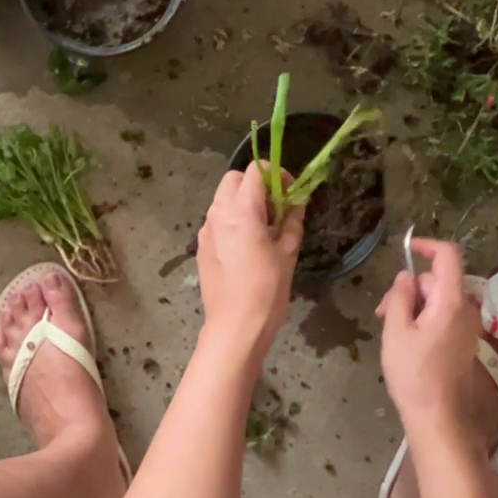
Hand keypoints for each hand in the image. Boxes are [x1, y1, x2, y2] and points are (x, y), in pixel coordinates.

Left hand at [196, 166, 303, 356]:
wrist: (235, 326)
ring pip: (222, 200)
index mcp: (241, 211)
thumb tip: (297, 201)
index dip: (276, 175)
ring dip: (242, 202)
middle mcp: (217, 214)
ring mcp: (205, 231)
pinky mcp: (201, 247)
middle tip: (275, 209)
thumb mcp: (288, 252)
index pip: (255, 171)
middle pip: (233, 180)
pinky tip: (246, 246)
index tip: (289, 193)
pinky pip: (216, 221)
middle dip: (256, 185)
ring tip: (263, 229)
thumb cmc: (266, 289)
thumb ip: (292, 220)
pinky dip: (231, 220)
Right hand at [378, 238, 493, 445]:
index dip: (427, 245)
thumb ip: (399, 297)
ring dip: (413, 304)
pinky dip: (422, 317)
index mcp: (451, 301)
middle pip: (437, 280)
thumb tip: (405, 276)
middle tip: (382, 310)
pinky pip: (442, 315)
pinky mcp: (462, 340)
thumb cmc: (413, 373)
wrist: (438, 415)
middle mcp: (465, 308)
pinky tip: (405, 338)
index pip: (448, 255)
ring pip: (437, 298)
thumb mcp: (396, 331)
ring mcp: (466, 325)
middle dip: (409, 287)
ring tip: (390, 328)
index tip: (405, 248)